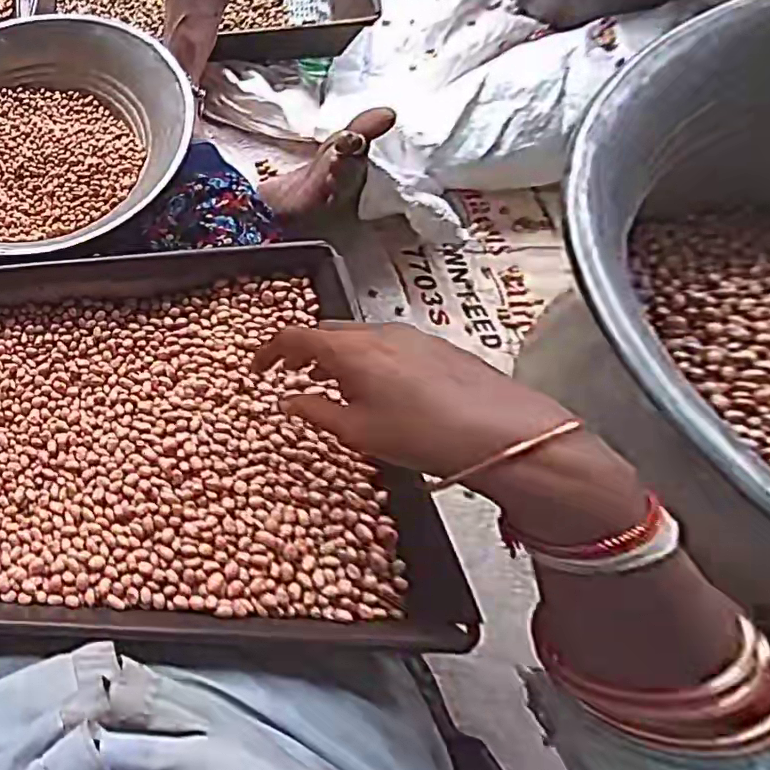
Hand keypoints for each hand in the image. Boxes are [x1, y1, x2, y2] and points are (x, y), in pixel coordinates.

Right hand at [252, 322, 647, 540]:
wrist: (512, 439)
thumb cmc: (426, 435)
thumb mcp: (356, 431)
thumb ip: (313, 411)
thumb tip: (288, 401)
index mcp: (350, 350)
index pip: (292, 337)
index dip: (268, 351)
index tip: (257, 368)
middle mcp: (378, 334)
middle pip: (324, 331)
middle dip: (300, 350)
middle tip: (289, 373)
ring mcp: (412, 337)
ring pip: (357, 335)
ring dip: (334, 353)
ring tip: (328, 380)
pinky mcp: (439, 347)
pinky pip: (386, 343)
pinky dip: (365, 356)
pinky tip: (374, 385)